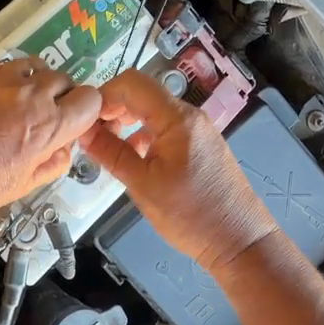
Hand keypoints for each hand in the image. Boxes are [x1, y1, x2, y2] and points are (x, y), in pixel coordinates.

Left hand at [0, 60, 102, 233]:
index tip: (70, 122)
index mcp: (46, 126)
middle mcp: (29, 94)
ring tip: (15, 103)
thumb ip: (51, 164)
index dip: (84, 111)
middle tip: (40, 117)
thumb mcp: (18, 188)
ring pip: (35, 67)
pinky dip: (4, 81)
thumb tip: (63, 148)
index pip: (90, 100)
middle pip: (64, 80)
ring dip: (33, 83)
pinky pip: (3, 68)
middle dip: (59, 97)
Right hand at [80, 70, 277, 272]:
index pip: (132, 83)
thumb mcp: (143, 185)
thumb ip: (111, 152)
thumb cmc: (191, 215)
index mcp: (177, 117)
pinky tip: (133, 157)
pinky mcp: (200, 144)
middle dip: (113, 108)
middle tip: (92, 134)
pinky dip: (144, 134)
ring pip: (153, 110)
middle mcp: (189, 115)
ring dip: (127, 121)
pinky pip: (166, 127)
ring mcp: (197, 129)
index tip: (84, 120)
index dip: (103, 95)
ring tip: (107, 146)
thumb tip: (83, 131)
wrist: (240, 241)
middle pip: (143, 93)